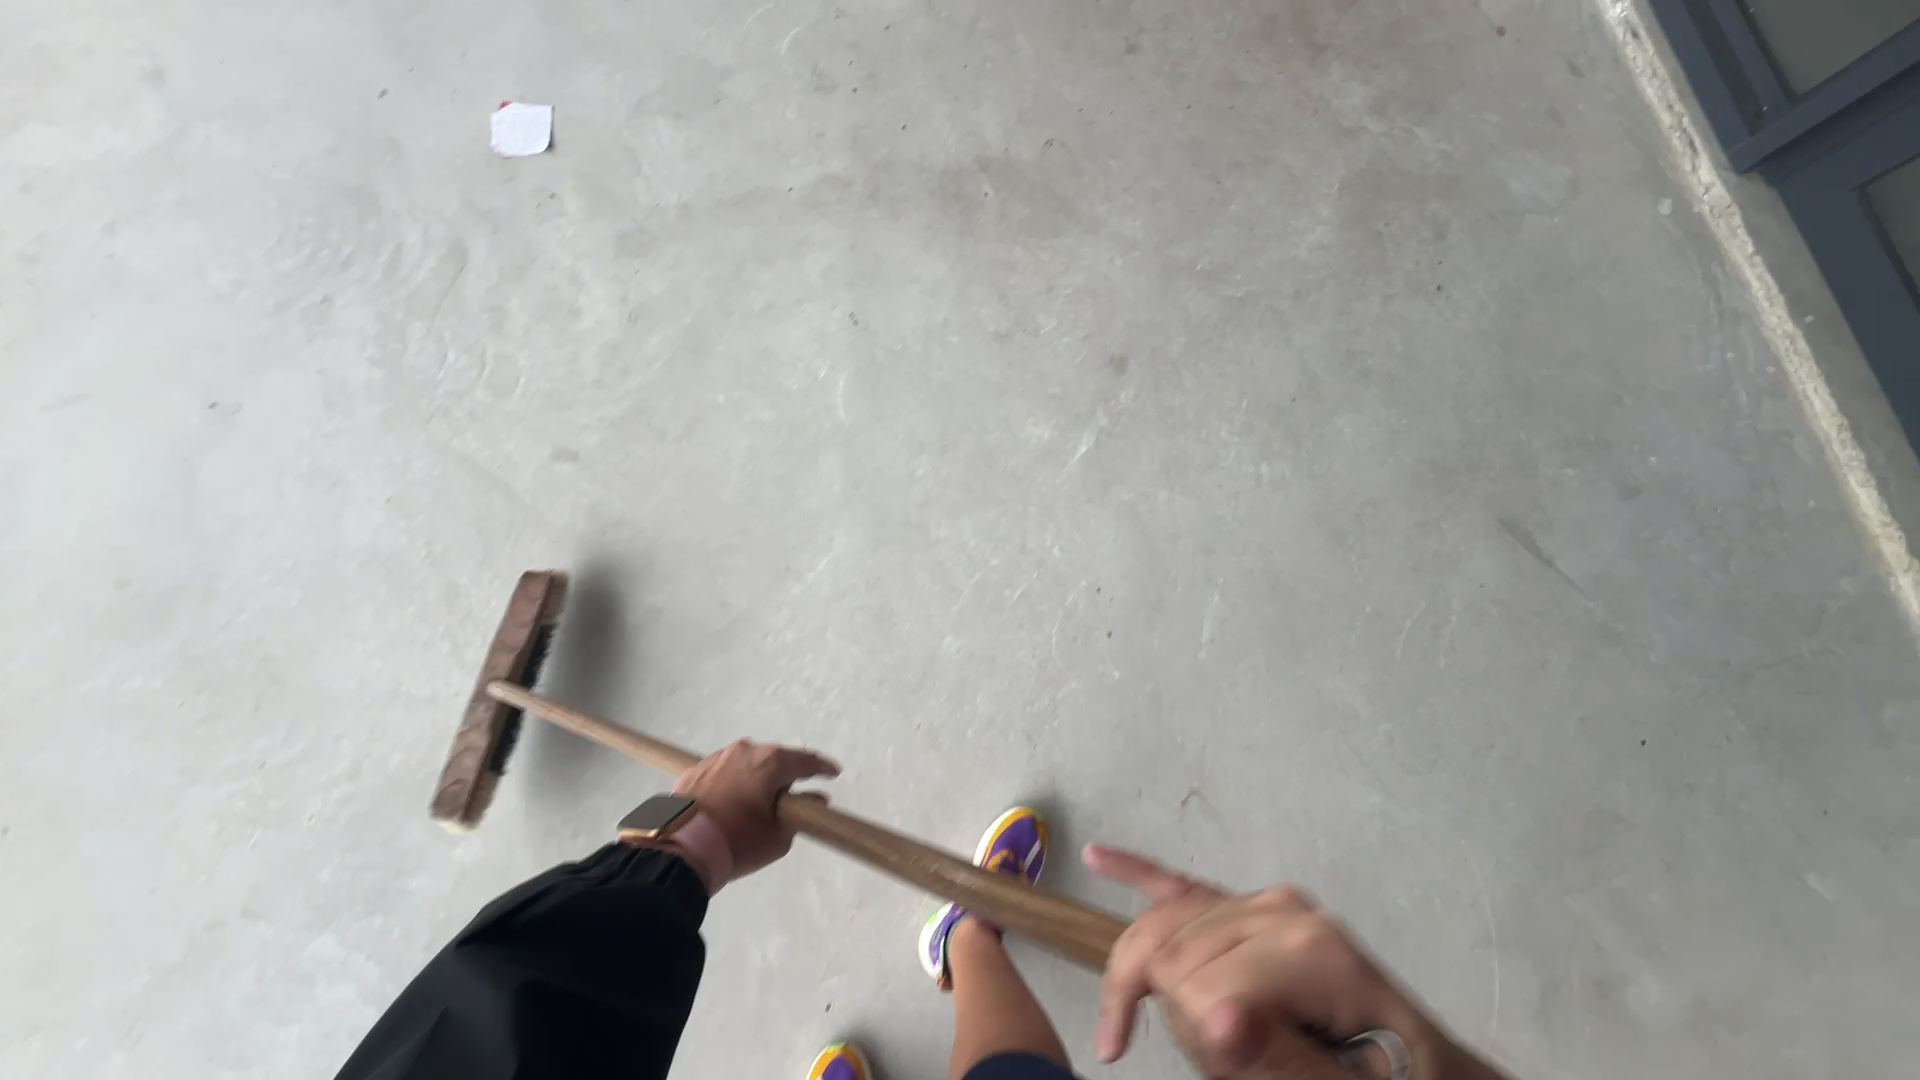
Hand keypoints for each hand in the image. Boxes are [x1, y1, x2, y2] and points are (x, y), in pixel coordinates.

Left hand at [670, 739, 838, 886]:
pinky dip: (734, 782)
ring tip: (759, 800)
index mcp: (771, 761)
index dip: (823, 768)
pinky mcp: (695, 769)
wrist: (679, 849)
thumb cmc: (738, 842)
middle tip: (793, 794)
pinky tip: (733, 801)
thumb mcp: (779, 836)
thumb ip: (802, 812)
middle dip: (786, 774)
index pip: (807, 760)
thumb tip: (816, 799)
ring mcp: (718, 757)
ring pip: (748, 763)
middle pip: (776, 759)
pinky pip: (725, 771)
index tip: (833, 774)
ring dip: (757, 777)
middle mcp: (746, 750)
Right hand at [1085, 844, 1504, 1079]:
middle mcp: (1282, 908)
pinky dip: (1137, 870)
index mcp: (1307, 949)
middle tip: (1228, 1065)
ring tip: (1202, 1035)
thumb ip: (1282, 1058)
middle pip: (1173, 950)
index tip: (1223, 1072)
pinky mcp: (1256, 905)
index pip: (1194, 980)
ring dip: (1161, 983)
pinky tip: (1096, 855)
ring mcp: (1267, 902)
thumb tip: (1219, 1019)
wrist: (1427, 1075)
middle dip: (1177, 1012)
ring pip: (1164, 924)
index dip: (1192, 1037)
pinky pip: (1182, 884)